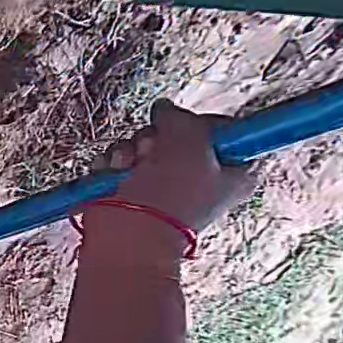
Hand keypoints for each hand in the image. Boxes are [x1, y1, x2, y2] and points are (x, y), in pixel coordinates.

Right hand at [104, 100, 258, 232]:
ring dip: (128, 152)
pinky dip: (110, 166)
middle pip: (173, 136)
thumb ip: (182, 119)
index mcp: (232, 171)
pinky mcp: (128, 190)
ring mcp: (160, 184)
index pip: (222, 131)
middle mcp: (197, 177)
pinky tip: (113, 175)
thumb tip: (165, 108)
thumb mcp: (189, 144)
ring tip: (127, 168)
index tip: (183, 126)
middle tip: (152, 152)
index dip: (200, 123)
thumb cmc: (168, 195)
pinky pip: (116, 163)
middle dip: (154, 139)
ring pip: (139, 147)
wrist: (127, 234)